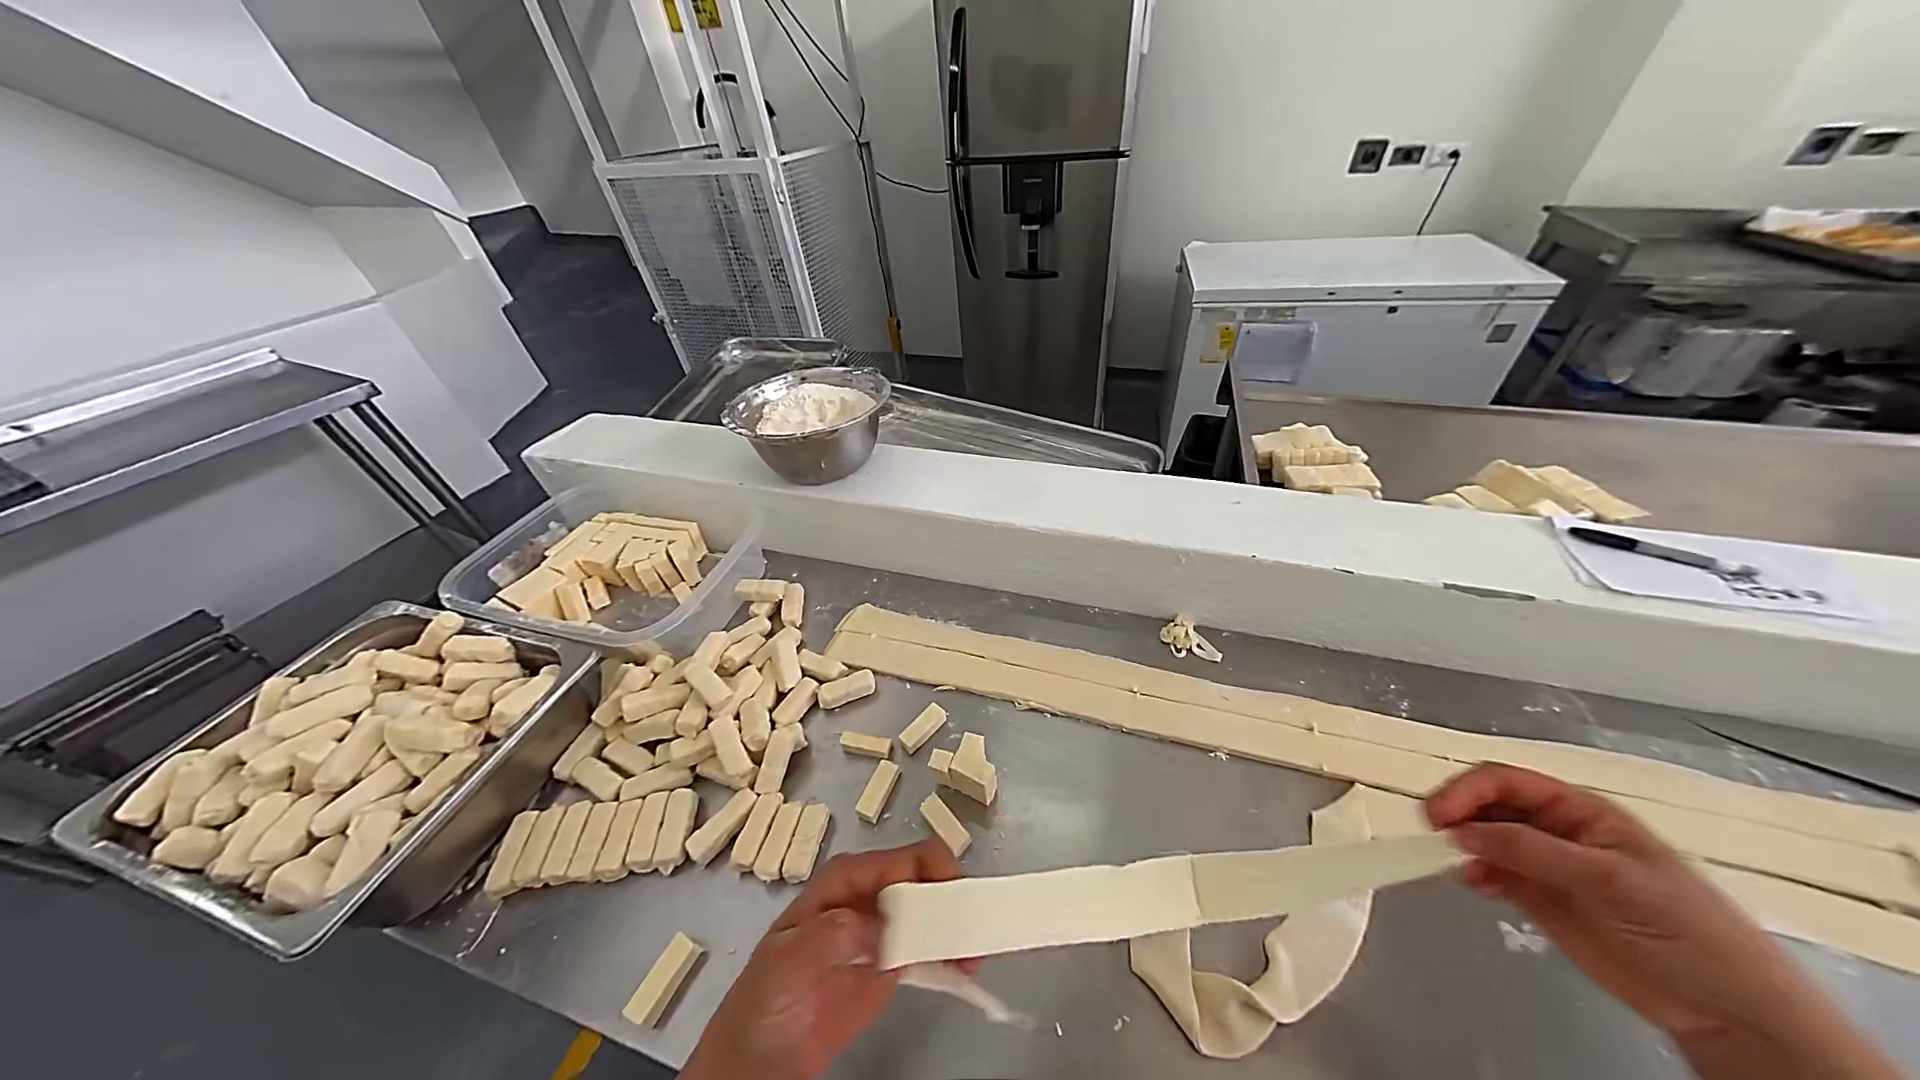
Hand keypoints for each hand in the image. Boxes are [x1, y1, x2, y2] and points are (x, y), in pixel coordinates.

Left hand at [681, 838, 963, 1079]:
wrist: (758, 1060)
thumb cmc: (766, 999)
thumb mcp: (792, 957)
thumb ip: (835, 933)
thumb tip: (880, 922)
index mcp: (845, 881)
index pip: (901, 860)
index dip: (935, 869)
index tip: (960, 895)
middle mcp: (869, 898)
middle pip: (923, 883)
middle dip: (954, 899)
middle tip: (975, 929)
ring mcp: (882, 933)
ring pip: (931, 916)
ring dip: (957, 929)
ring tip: (975, 956)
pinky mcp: (892, 970)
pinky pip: (929, 954)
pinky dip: (950, 958)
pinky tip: (964, 971)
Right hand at [1426, 764, 1899, 1079]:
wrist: (1726, 1008)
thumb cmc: (1684, 928)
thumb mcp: (1610, 879)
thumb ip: (1533, 850)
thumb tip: (1464, 831)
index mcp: (1579, 812)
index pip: (1507, 782)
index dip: (1468, 790)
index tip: (1439, 813)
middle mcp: (1557, 831)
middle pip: (1490, 805)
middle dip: (1458, 812)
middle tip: (1433, 831)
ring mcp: (1547, 865)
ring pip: (1485, 837)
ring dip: (1464, 844)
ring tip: (1457, 863)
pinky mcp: (1540, 898)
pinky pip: (1493, 873)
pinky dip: (1475, 873)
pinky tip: (1474, 883)